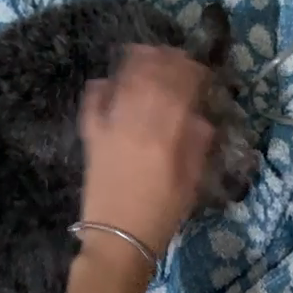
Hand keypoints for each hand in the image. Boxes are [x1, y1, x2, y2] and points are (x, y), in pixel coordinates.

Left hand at [77, 44, 215, 254]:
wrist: (117, 241)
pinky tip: (107, 78)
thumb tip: (201, 118)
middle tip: (174, 53)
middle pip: (151, 78)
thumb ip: (196, 147)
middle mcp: (137, 125)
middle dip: (165, 59)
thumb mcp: (189, 184)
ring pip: (124, 82)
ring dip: (135, 62)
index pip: (179, 90)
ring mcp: (111, 127)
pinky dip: (101, 86)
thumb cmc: (160, 214)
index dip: (190, 72)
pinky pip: (93, 102)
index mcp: (165, 137)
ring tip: (145, 52)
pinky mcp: (91, 135)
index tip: (198, 67)